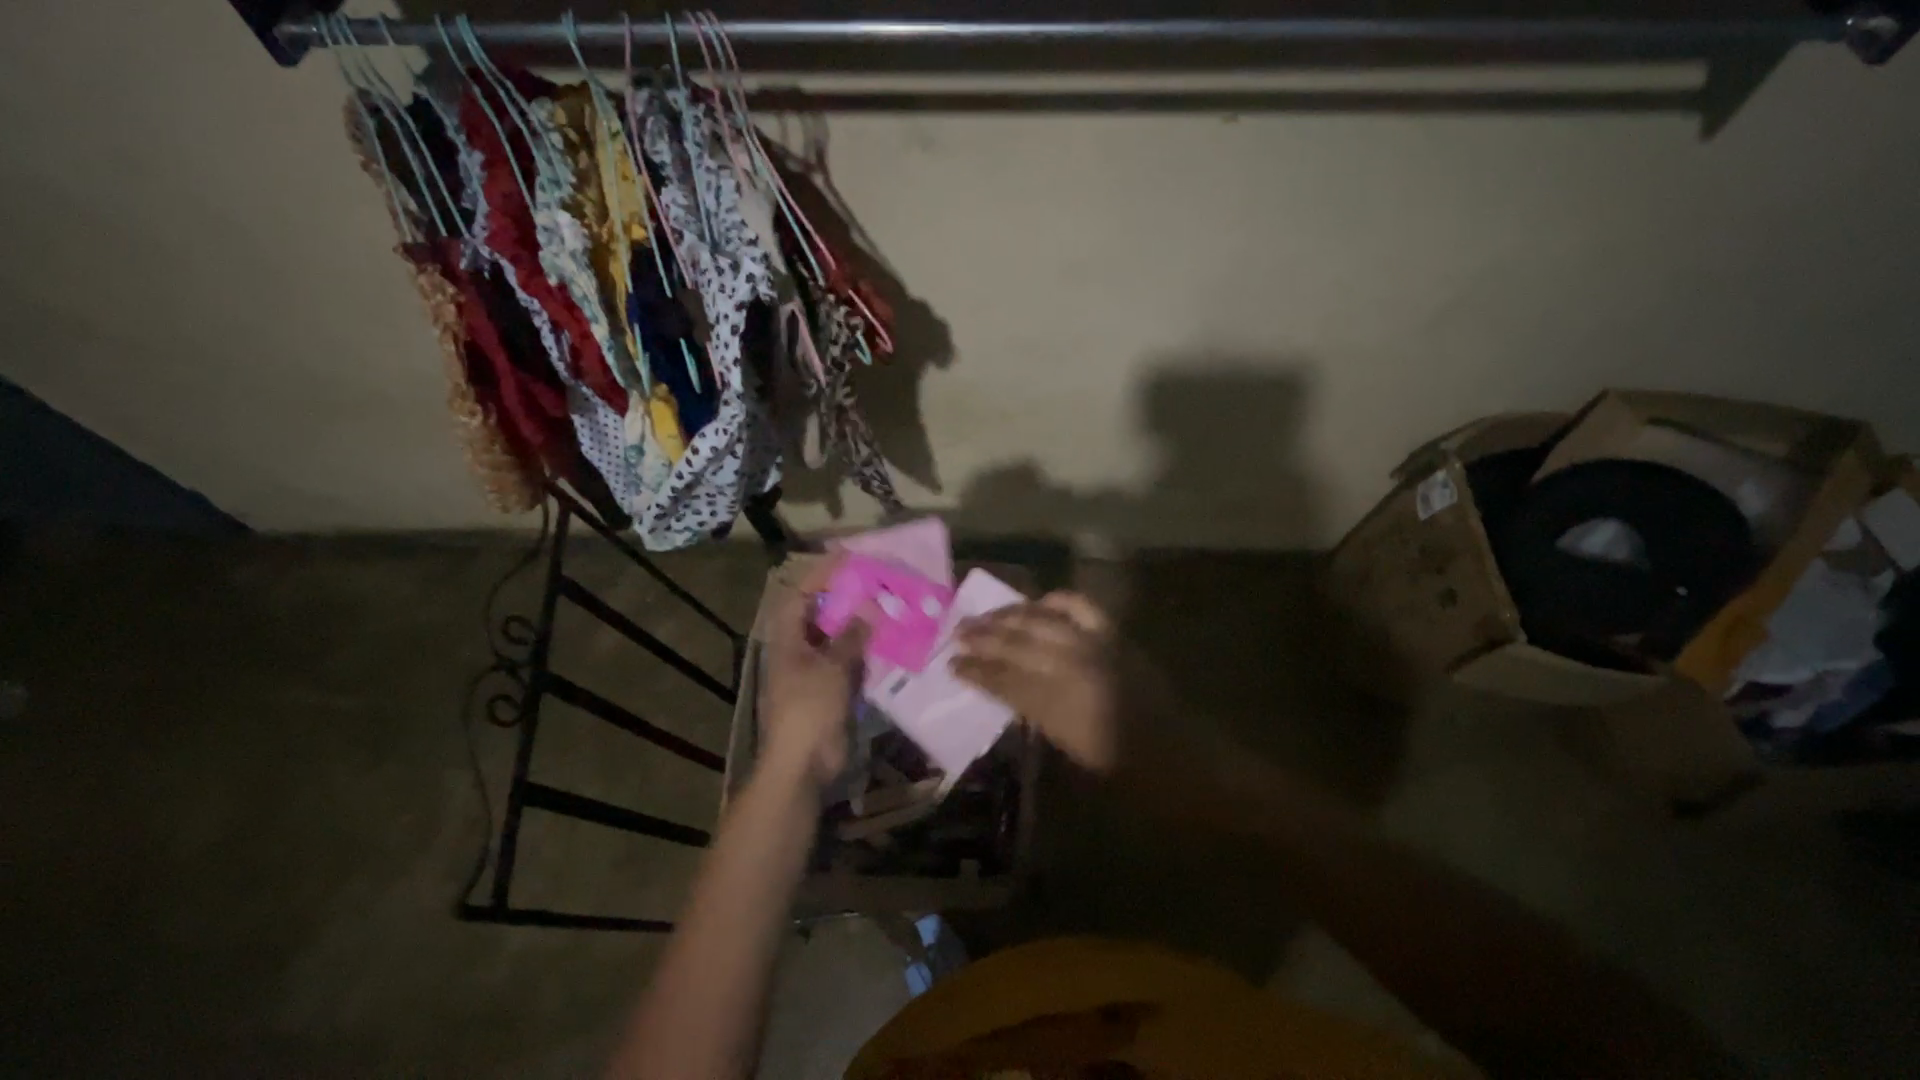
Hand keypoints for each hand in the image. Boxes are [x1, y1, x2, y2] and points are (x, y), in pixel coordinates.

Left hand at [759, 556, 866, 788]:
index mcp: (787, 639)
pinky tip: (889, 644)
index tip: (848, 558)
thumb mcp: (831, 667)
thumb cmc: (809, 708)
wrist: (802, 762)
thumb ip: (850, 637)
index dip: (821, 575)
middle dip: (846, 598)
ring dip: (859, 626)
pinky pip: (848, 664)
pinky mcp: (829, 692)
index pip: (801, 595)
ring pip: (837, 639)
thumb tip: (868, 611)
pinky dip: (865, 653)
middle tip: (877, 582)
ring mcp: (813, 672)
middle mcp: (797, 649)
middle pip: (820, 615)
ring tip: (889, 607)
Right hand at [951, 592, 1128, 773]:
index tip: (952, 664)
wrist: (1167, 751)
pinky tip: (1038, 602)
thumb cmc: (1111, 760)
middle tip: (957, 632)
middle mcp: (1071, 668)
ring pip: (1040, 621)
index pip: (1003, 679)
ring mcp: (1092, 645)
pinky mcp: (1112, 633)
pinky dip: (1056, 601)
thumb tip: (1003, 686)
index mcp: (1054, 704)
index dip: (976, 670)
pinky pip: (1079, 607)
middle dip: (983, 637)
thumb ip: (1031, 710)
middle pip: (1017, 645)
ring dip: (1008, 616)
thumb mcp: (1061, 741)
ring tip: (984, 616)